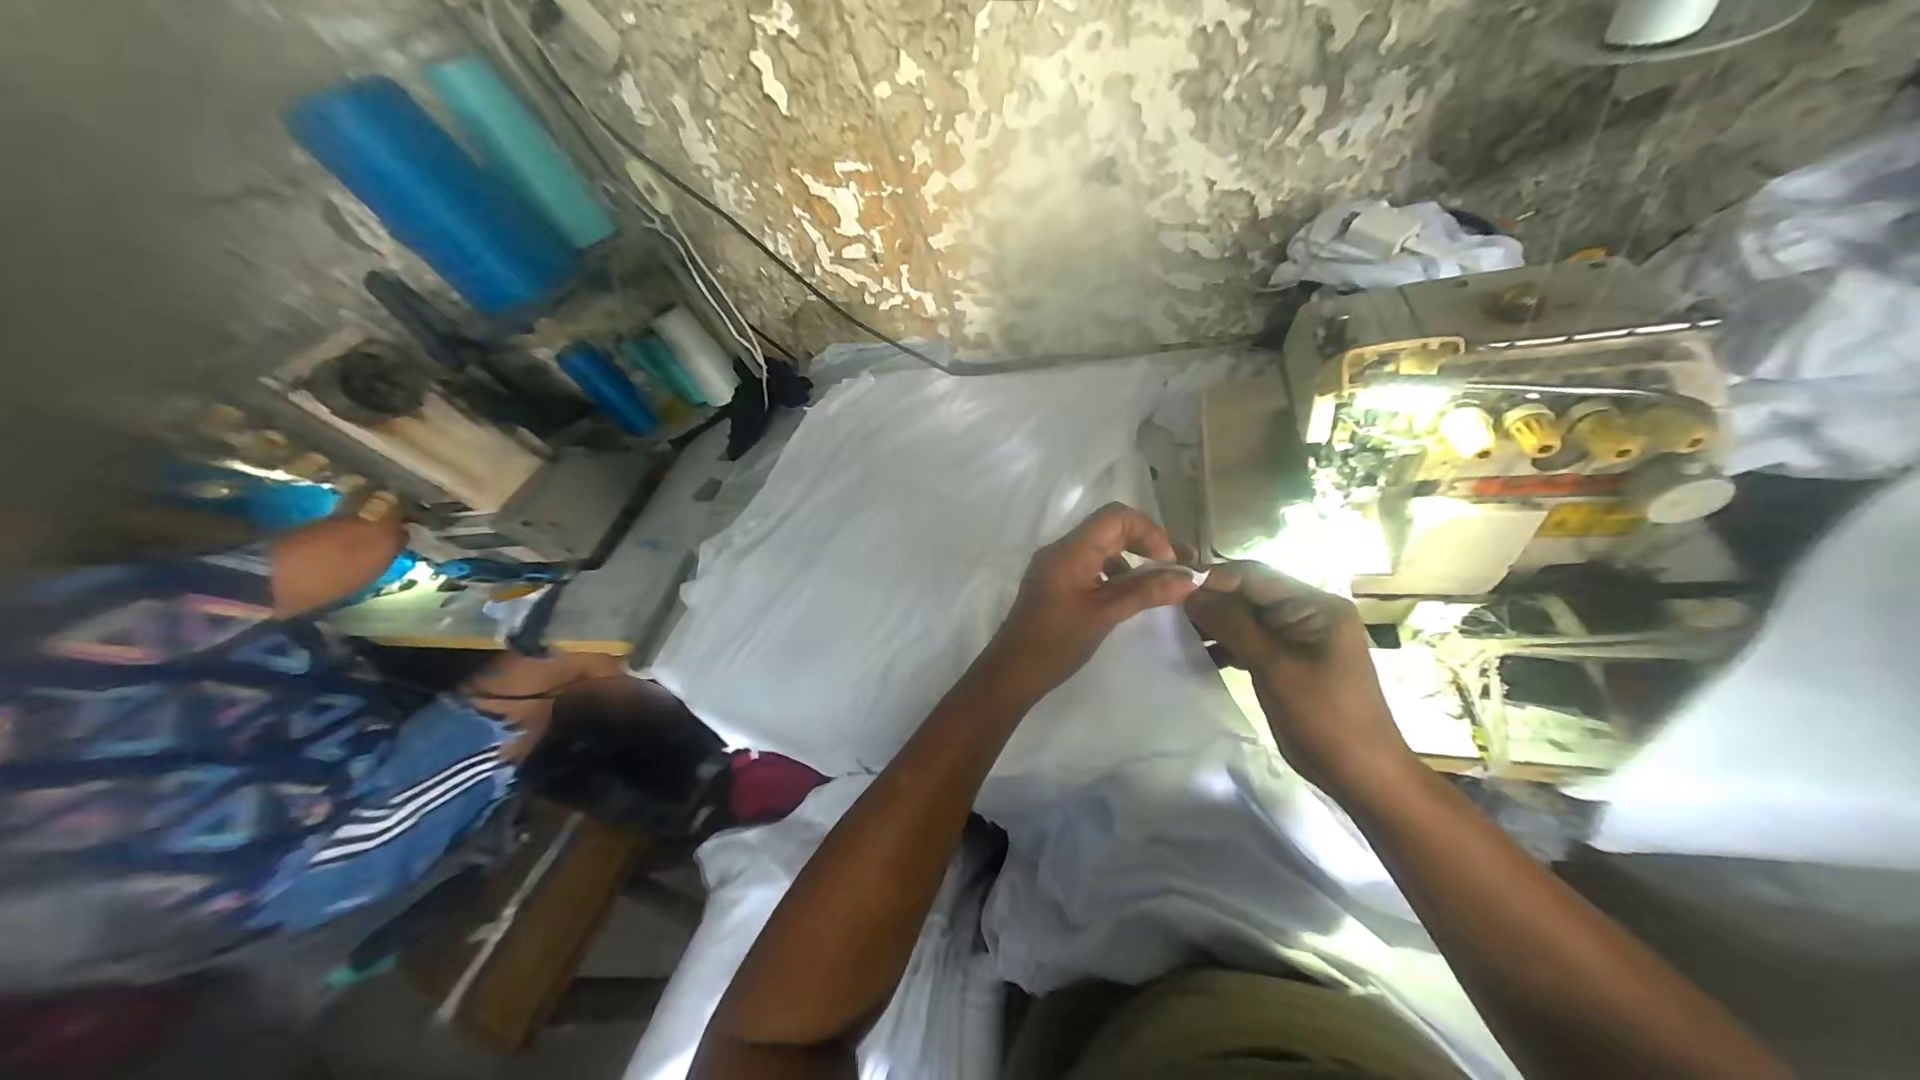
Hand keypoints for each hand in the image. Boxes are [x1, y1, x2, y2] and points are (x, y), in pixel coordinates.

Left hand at [973, 503, 1201, 705]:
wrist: (1011, 673)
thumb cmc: (1056, 644)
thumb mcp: (1105, 616)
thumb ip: (1145, 592)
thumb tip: (1189, 579)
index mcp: (1070, 551)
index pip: (1116, 517)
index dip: (1150, 532)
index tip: (1169, 563)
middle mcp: (1061, 549)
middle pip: (1110, 527)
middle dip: (1146, 542)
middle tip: (1176, 567)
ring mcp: (1055, 565)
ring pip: (1102, 545)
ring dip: (1132, 557)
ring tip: (1160, 582)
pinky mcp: (1055, 581)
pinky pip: (1091, 563)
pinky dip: (1115, 571)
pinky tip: (1130, 593)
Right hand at [1184, 562, 1411, 787]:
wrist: (1362, 774)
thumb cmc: (1324, 717)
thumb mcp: (1275, 668)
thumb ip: (1233, 625)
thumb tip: (1189, 593)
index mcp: (1316, 605)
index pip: (1253, 575)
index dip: (1211, 579)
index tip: (1170, 591)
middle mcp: (1308, 612)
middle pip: (1248, 594)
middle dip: (1209, 601)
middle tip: (1166, 613)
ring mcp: (1299, 636)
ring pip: (1245, 617)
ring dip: (1213, 623)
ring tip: (1175, 632)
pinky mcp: (1288, 659)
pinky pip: (1250, 640)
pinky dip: (1224, 645)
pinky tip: (1196, 653)